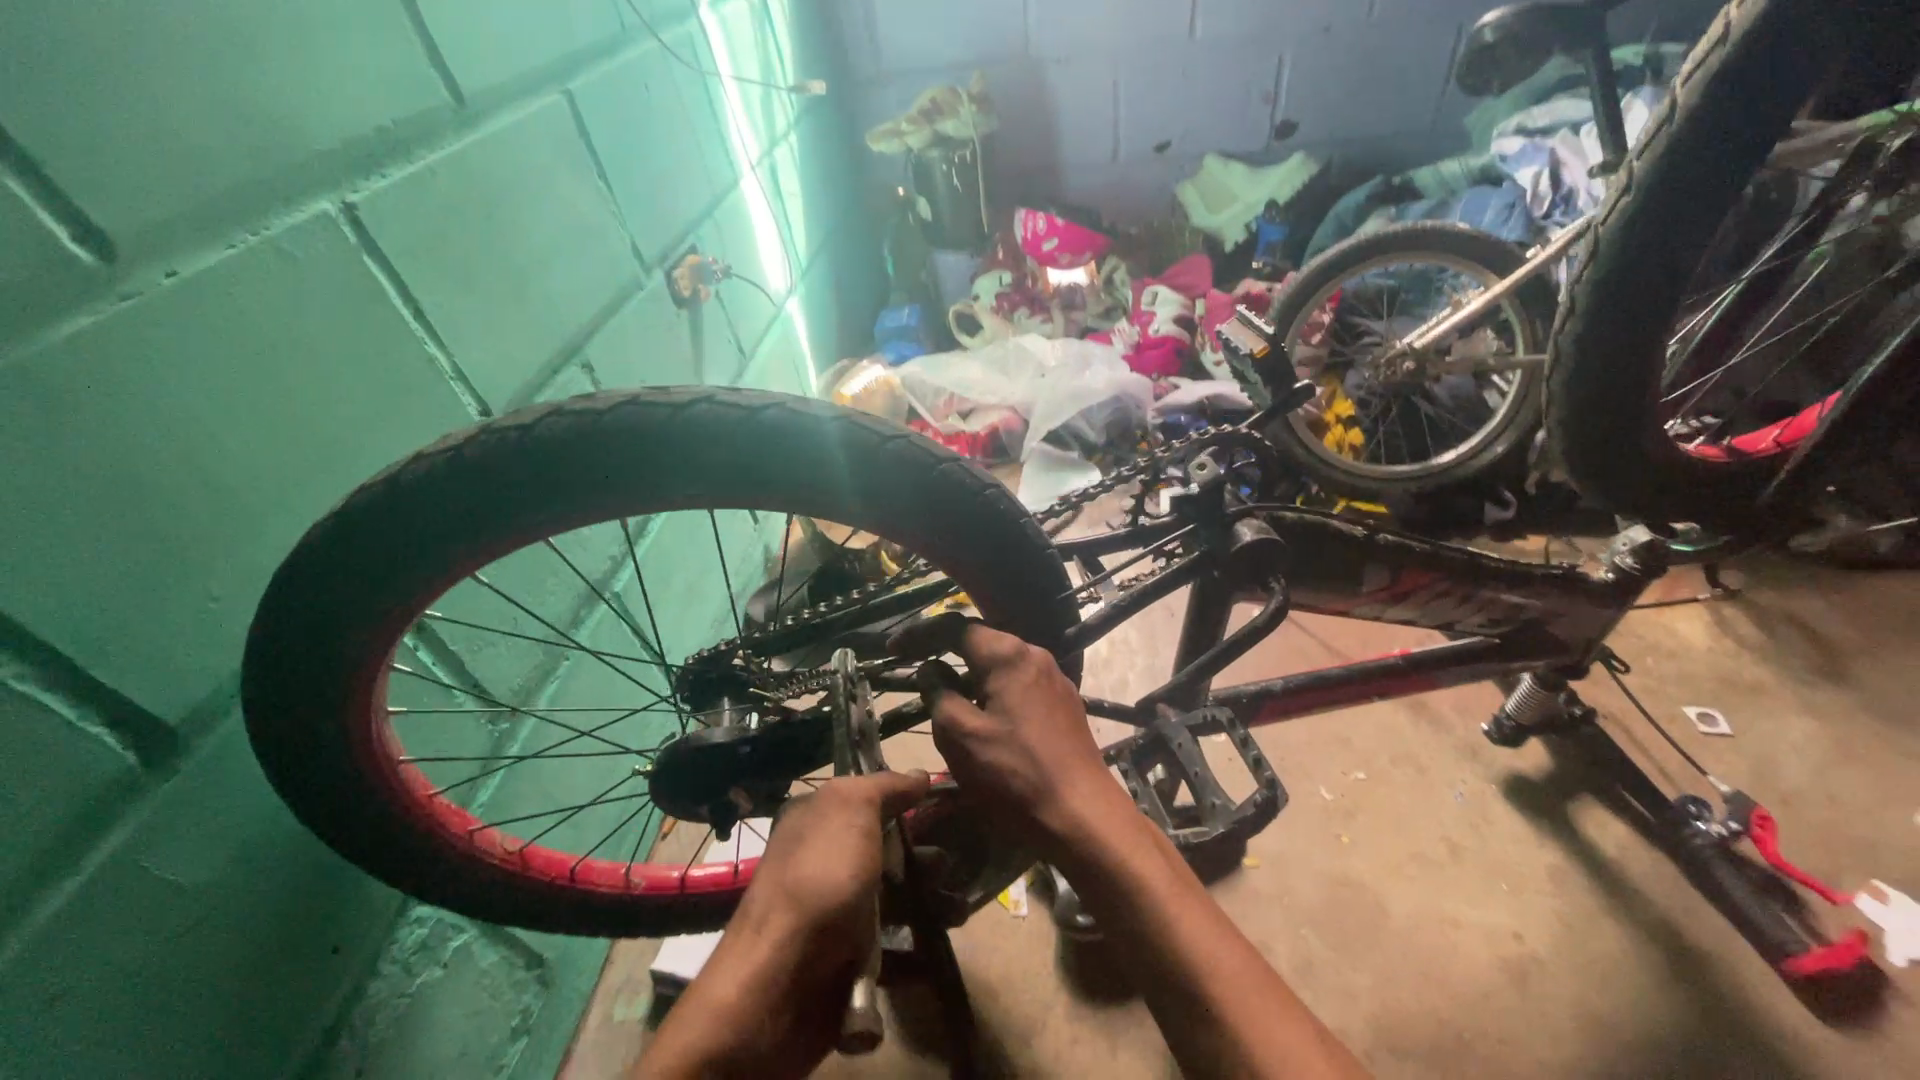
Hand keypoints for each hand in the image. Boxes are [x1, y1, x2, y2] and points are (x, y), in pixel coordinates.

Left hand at [642, 770, 928, 1079]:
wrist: (779, 984)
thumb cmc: (817, 881)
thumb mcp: (849, 811)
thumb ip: (884, 787)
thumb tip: (918, 775)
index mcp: (816, 821)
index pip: (869, 799)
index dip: (907, 799)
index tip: (948, 804)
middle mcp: (824, 862)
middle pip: (887, 850)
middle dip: (927, 855)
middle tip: (958, 863)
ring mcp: (835, 913)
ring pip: (895, 899)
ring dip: (931, 902)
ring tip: (959, 909)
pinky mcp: (848, 960)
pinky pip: (893, 947)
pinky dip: (920, 948)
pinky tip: (943, 946)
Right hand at [890, 615, 1126, 856]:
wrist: (1081, 815)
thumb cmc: (1014, 775)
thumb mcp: (959, 735)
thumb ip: (938, 693)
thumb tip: (931, 669)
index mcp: (1009, 655)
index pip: (956, 627)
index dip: (920, 634)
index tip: (894, 648)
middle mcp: (1036, 656)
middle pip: (982, 643)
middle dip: (946, 653)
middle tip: (916, 672)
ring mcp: (1055, 681)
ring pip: (1002, 667)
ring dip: (971, 676)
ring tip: (945, 699)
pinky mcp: (1064, 706)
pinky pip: (1020, 686)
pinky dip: (994, 693)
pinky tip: (983, 718)